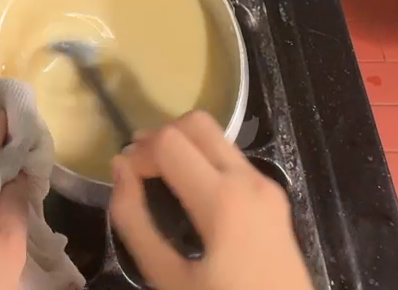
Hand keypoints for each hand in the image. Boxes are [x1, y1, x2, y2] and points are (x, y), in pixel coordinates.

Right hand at [110, 111, 312, 289]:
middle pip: (196, 124)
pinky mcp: (277, 199)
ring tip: (160, 178)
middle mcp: (249, 180)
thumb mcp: (169, 281)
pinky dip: (204, 159)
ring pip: (217, 137)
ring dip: (183, 145)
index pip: (168, 142)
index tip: (123, 179)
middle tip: (139, 167)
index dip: (138, 153)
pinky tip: (190, 193)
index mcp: (223, 199)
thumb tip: (120, 168)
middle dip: (161, 136)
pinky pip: (232, 159)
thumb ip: (135, 222)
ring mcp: (268, 187)